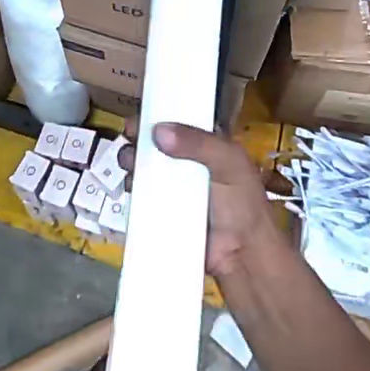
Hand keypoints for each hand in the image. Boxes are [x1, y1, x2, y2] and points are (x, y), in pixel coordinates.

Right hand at [142, 123, 281, 279]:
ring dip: (133, 161)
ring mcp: (174, 188)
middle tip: (129, 139)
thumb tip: (158, 131)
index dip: (160, 116)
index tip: (142, 115)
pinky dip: (133, 187)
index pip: (180, 123)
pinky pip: (142, 195)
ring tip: (128, 163)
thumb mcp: (228, 163)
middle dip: (140, 138)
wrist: (241, 255)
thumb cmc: (241, 204)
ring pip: (146, 167)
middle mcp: (188, 163)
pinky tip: (130, 186)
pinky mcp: (162, 210)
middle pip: (157, 144)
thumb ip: (198, 143)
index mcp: (207, 146)